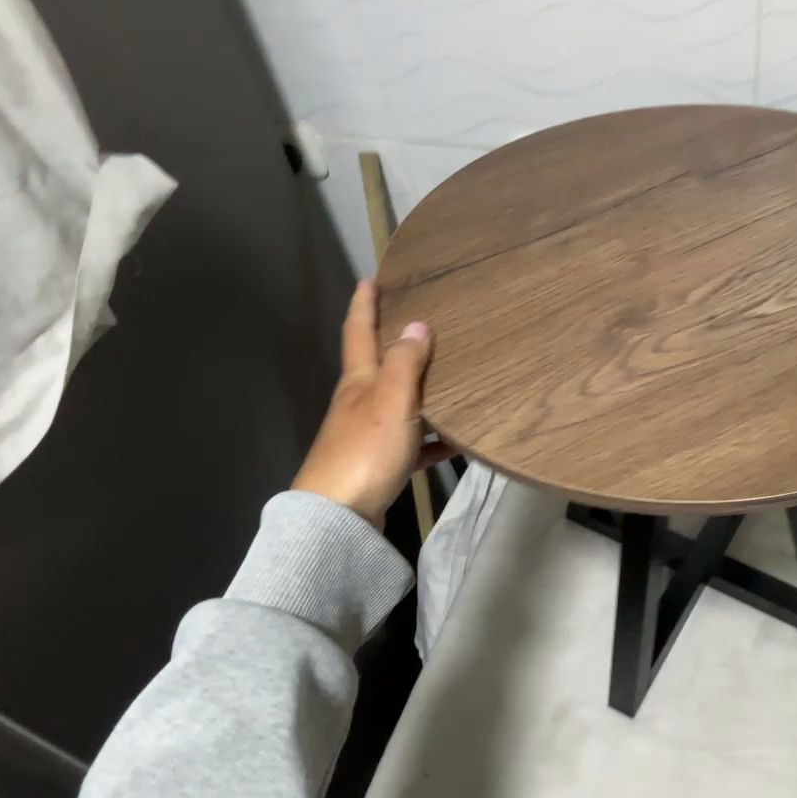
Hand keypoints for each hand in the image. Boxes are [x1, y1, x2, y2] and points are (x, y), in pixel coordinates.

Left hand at [292, 281, 453, 526]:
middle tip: (421, 322)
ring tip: (451, 378)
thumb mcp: (391, 399)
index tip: (372, 279)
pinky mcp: (380, 466)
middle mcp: (359, 403)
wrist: (339, 518)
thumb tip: (417, 324)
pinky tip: (457, 441)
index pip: (359, 332)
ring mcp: (368, 436)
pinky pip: (413, 444)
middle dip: (395, 343)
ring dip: (421, 390)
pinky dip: (433, 439)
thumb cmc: (366, 451)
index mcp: (359, 382)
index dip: (365, 305)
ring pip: (399, 404)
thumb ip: (407, 363)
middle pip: (378, 366)